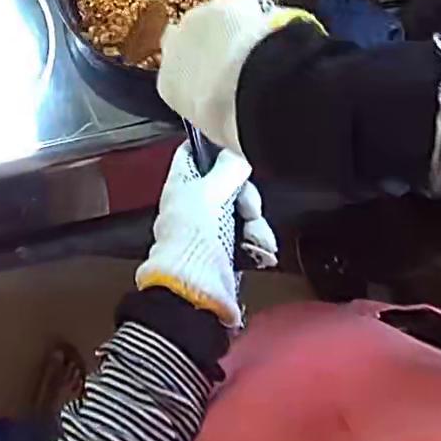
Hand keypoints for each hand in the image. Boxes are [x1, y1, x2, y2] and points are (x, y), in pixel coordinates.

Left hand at [135, 145, 279, 326]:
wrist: (196, 290)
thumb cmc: (194, 238)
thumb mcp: (211, 193)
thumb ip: (227, 169)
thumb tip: (235, 156)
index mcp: (180, 183)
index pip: (193, 153)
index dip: (213, 150)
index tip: (233, 157)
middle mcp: (192, 203)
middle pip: (226, 183)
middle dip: (246, 196)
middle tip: (250, 209)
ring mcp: (208, 228)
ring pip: (240, 211)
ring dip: (255, 224)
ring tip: (256, 239)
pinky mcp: (224, 251)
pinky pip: (246, 237)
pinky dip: (256, 243)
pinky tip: (260, 252)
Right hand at [158, 0, 319, 153]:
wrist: (258, 94)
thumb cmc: (234, 118)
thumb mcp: (211, 127)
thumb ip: (206, 108)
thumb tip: (221, 109)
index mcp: (168, 80)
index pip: (175, 72)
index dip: (197, 73)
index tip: (214, 83)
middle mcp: (177, 41)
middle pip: (190, 35)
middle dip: (209, 44)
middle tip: (239, 64)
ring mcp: (203, 15)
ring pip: (219, 18)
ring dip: (236, 30)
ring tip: (264, 51)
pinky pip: (248, 4)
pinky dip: (261, 16)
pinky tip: (276, 35)